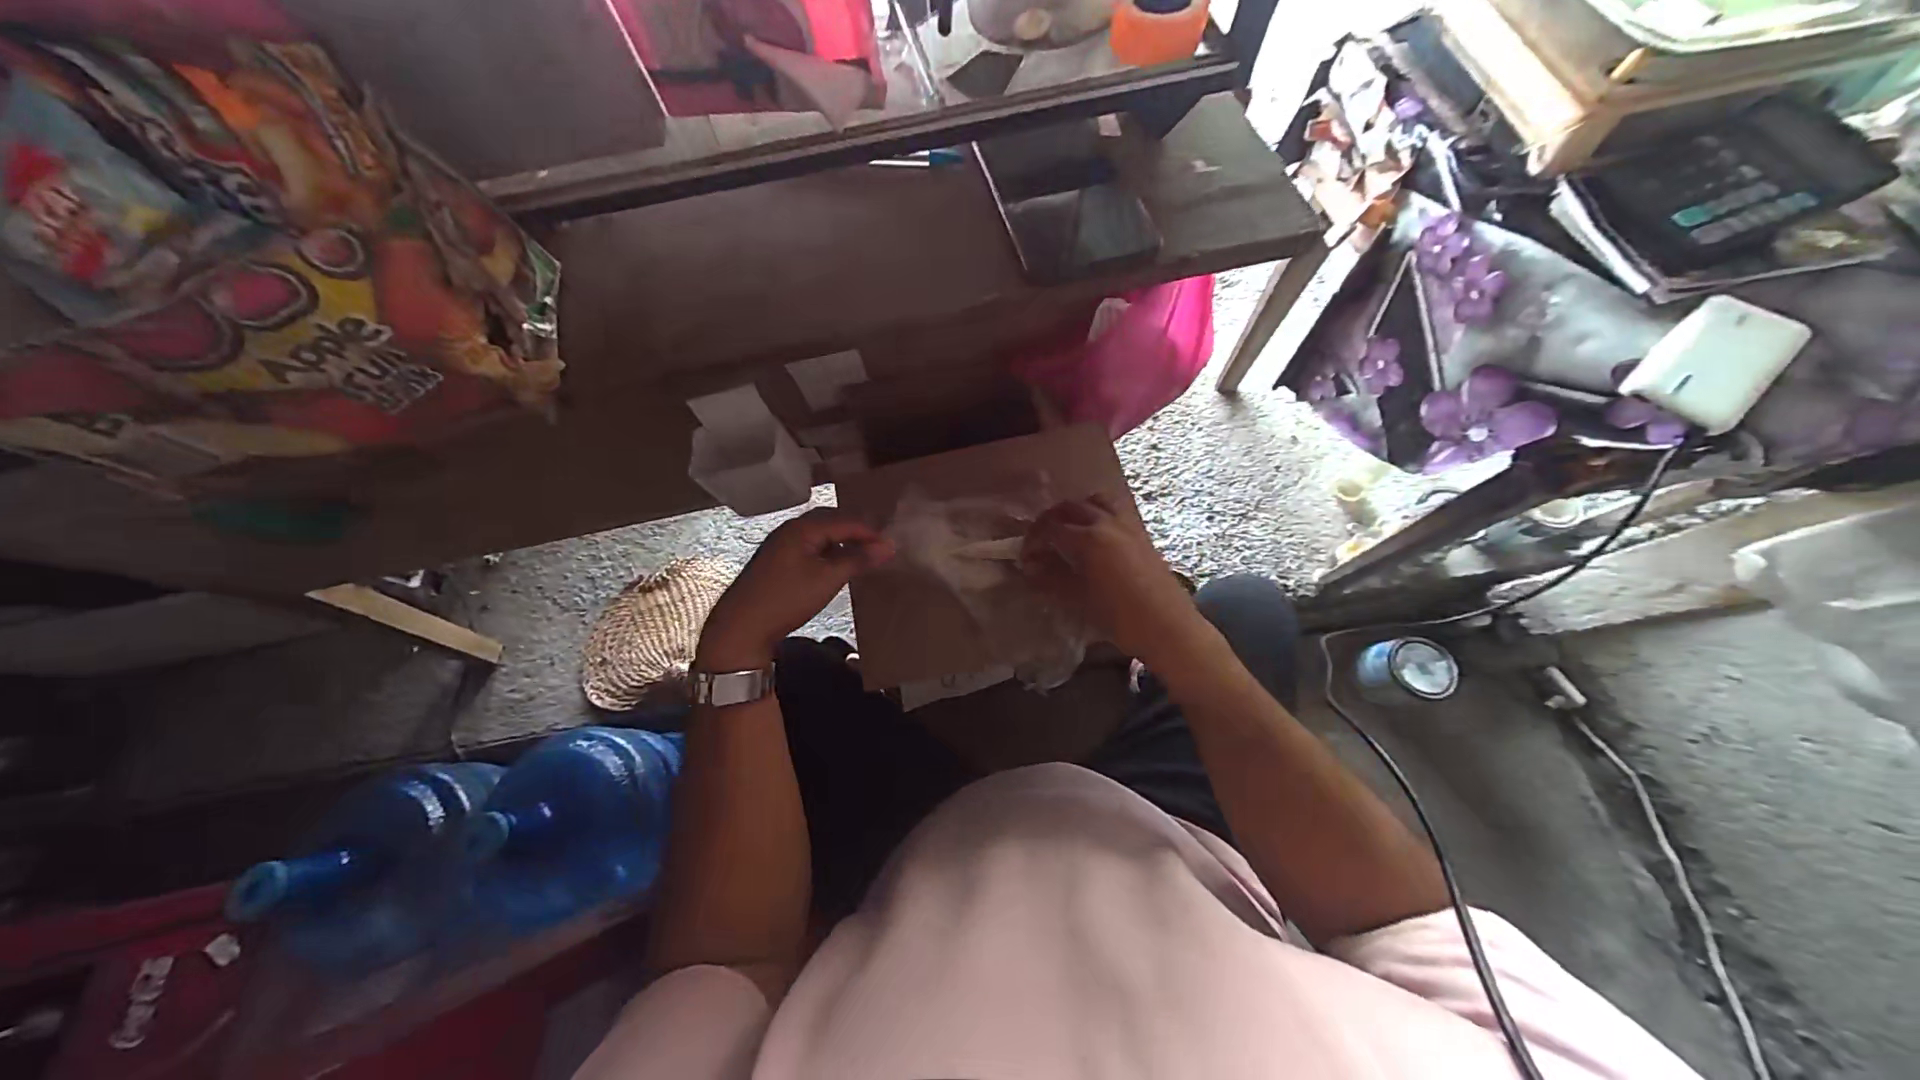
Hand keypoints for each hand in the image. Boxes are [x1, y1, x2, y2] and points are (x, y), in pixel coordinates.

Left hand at [697, 508, 894, 669]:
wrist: (741, 627)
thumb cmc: (786, 600)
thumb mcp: (827, 579)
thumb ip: (858, 559)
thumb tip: (888, 547)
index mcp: (802, 528)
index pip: (845, 520)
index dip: (870, 532)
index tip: (892, 546)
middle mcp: (790, 529)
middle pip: (830, 521)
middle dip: (856, 531)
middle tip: (879, 546)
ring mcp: (781, 544)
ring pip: (819, 534)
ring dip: (842, 541)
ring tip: (863, 555)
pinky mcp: (777, 560)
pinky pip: (810, 545)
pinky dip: (828, 551)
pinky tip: (837, 564)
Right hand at [1020, 494, 1207, 664]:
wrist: (1169, 627)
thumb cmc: (1120, 618)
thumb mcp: (1078, 599)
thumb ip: (1052, 578)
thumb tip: (1031, 566)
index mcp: (1088, 539)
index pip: (1049, 528)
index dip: (1032, 541)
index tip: (1025, 558)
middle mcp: (1106, 524)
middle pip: (1070, 508)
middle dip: (1049, 521)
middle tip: (1040, 542)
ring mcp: (1127, 526)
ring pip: (1095, 502)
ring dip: (1076, 511)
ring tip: (1067, 532)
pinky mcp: (1141, 534)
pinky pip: (1114, 512)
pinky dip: (1097, 515)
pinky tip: (1094, 539)